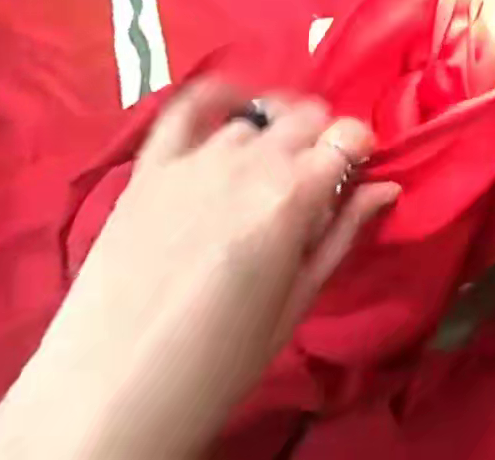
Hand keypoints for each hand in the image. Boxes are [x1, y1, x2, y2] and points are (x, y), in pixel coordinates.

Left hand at [0, 82, 398, 459]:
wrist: (107, 399)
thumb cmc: (219, 363)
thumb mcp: (297, 303)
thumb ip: (344, 234)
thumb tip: (386, 186)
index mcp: (293, 197)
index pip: (348, 134)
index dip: (360, 145)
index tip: (357, 167)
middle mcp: (250, 162)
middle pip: (306, 114)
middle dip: (321, 137)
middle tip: (314, 176)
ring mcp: (196, 159)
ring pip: (256, 118)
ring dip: (272, 136)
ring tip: (263, 174)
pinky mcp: (151, 166)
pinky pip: (186, 107)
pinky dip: (215, 96)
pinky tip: (229, 105)